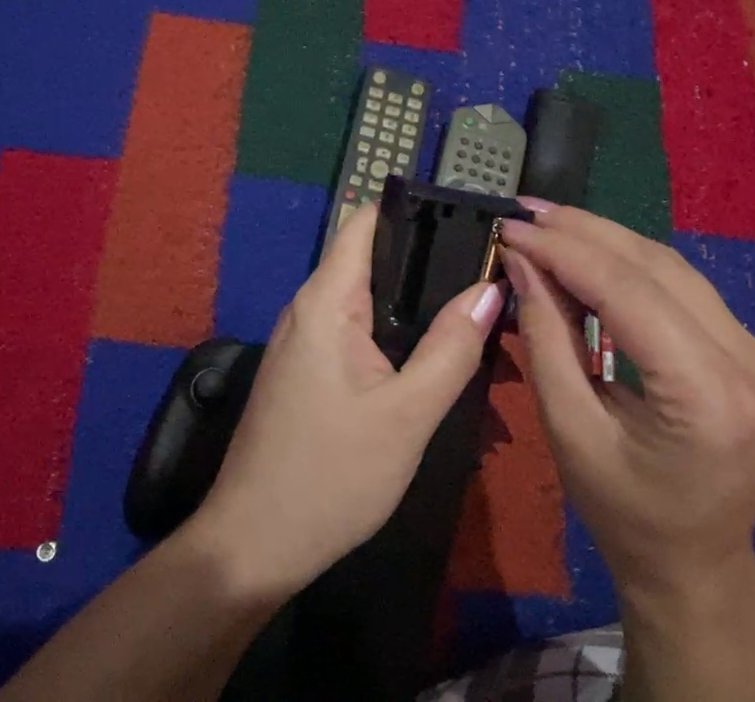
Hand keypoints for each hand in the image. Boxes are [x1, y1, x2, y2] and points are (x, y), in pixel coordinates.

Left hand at [193, 204, 502, 599]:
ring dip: (422, 312)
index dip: (418, 210)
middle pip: (375, 262)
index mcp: (325, 302)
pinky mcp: (309, 373)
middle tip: (498, 281)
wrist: (256, 543)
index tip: (475, 220)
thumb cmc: (331, 477)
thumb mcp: (406, 415)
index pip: (367, 223)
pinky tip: (440, 361)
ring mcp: (305, 343)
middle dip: (434, 268)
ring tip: (484, 323)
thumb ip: (450, 348)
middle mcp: (309, 309)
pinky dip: (400, 341)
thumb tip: (490, 289)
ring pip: (371, 306)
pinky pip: (359, 337)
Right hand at [500, 204, 754, 598]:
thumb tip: (522, 263)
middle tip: (525, 214)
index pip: (631, 294)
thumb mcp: (569, 431)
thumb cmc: (622, 513)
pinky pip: (688, 294)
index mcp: (711, 397)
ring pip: (677, 272)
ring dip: (609, 243)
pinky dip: (634, 270)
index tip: (511, 229)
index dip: (565, 252)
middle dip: (586, 234)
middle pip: (660, 270)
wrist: (693, 564)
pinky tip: (591, 256)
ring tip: (550, 226)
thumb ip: (547, 339)